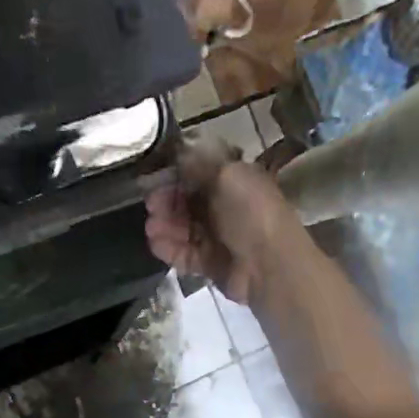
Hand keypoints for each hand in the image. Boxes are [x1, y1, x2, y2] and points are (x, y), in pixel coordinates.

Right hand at [145, 140, 298, 302]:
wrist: (268, 264)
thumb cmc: (251, 212)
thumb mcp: (228, 175)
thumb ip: (199, 165)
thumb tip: (177, 152)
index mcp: (235, 181)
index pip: (200, 174)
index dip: (177, 175)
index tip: (155, 176)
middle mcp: (226, 208)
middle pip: (189, 203)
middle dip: (167, 202)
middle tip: (150, 204)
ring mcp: (218, 238)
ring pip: (184, 229)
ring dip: (165, 226)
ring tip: (150, 226)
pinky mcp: (211, 264)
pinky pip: (185, 254)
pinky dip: (170, 248)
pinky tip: (155, 243)